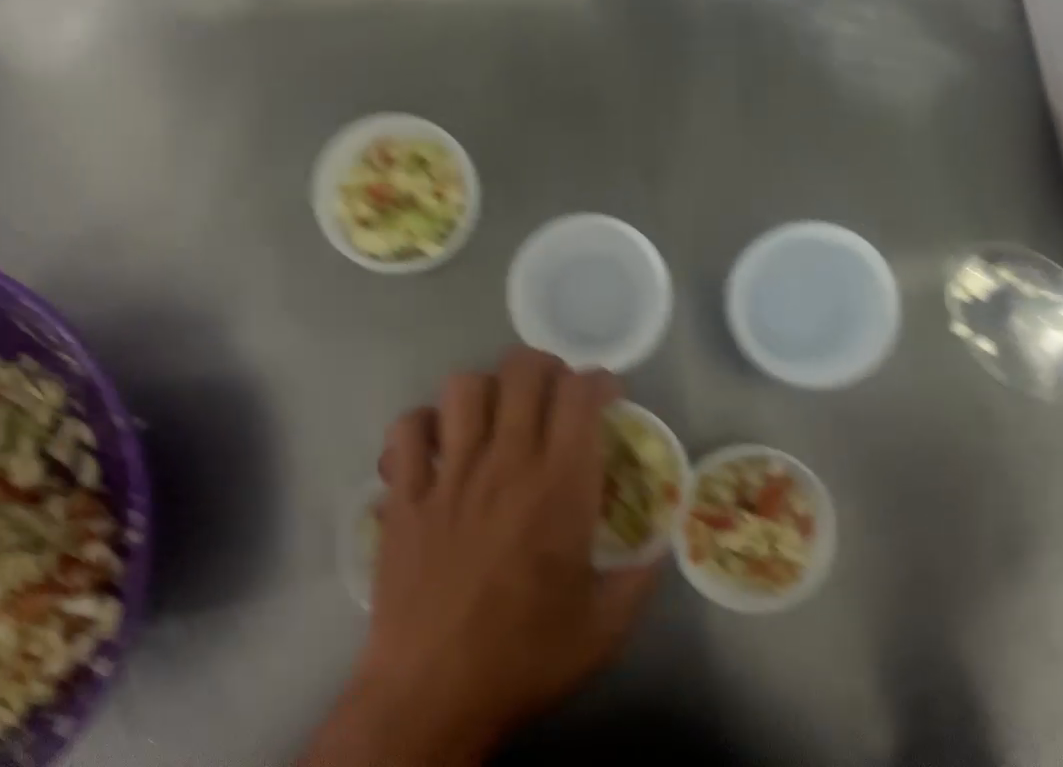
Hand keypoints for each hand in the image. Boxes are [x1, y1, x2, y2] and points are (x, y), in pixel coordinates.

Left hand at [301, 348, 657, 766]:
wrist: (432, 694)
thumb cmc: (525, 658)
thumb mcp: (606, 627)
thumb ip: (640, 578)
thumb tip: (659, 546)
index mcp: (561, 486)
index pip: (581, 396)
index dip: (599, 380)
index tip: (607, 394)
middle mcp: (506, 463)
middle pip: (524, 371)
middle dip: (547, 368)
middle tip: (556, 395)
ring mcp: (448, 474)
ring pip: (464, 387)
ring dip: (488, 390)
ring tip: (498, 416)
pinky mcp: (403, 495)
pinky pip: (406, 429)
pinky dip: (423, 425)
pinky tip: (437, 447)